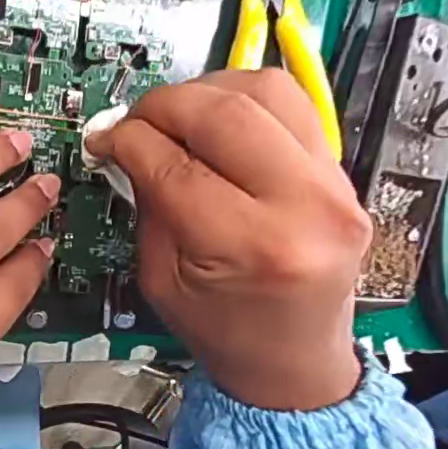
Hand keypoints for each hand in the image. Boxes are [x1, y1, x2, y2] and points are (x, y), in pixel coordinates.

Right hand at [85, 69, 369, 410]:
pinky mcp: (345, 175)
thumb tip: (129, 147)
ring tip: (172, 114)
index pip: (173, 164)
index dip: (127, 142)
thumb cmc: (221, 329)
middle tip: (131, 119)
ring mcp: (336, 186)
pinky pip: (294, 107)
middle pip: (224, 115)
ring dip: (206, 91)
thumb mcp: (159, 276)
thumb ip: (149, 204)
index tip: (102, 138)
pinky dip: (243, 101)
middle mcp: (304, 207)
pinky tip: (212, 120)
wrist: (292, 357)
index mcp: (249, 247)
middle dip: (162, 106)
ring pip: (267, 92)